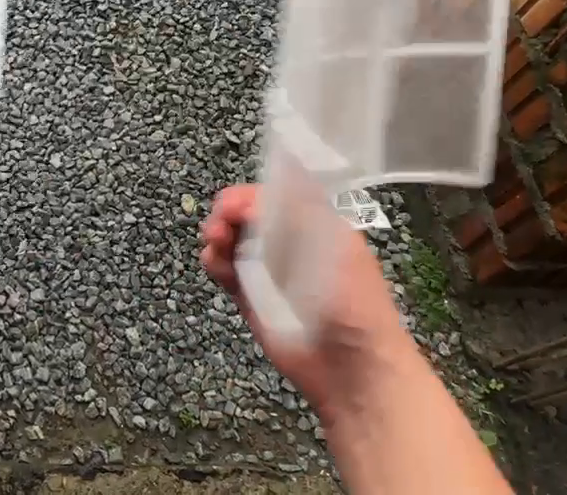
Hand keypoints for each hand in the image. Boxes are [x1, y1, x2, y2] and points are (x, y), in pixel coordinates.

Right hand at [200, 184, 414, 418]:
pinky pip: (225, 269)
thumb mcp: (332, 247)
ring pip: (232, 239)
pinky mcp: (251, 297)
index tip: (230, 206)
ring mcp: (269, 271)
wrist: (353, 369)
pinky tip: (213, 263)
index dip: (248, 196)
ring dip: (217, 235)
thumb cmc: (352, 302)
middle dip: (227, 214)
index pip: (274, 196)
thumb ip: (294, 215)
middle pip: (247, 215)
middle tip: (218, 228)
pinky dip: (214, 261)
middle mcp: (290, 244)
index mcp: (315, 226)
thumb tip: (251, 202)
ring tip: (214, 245)